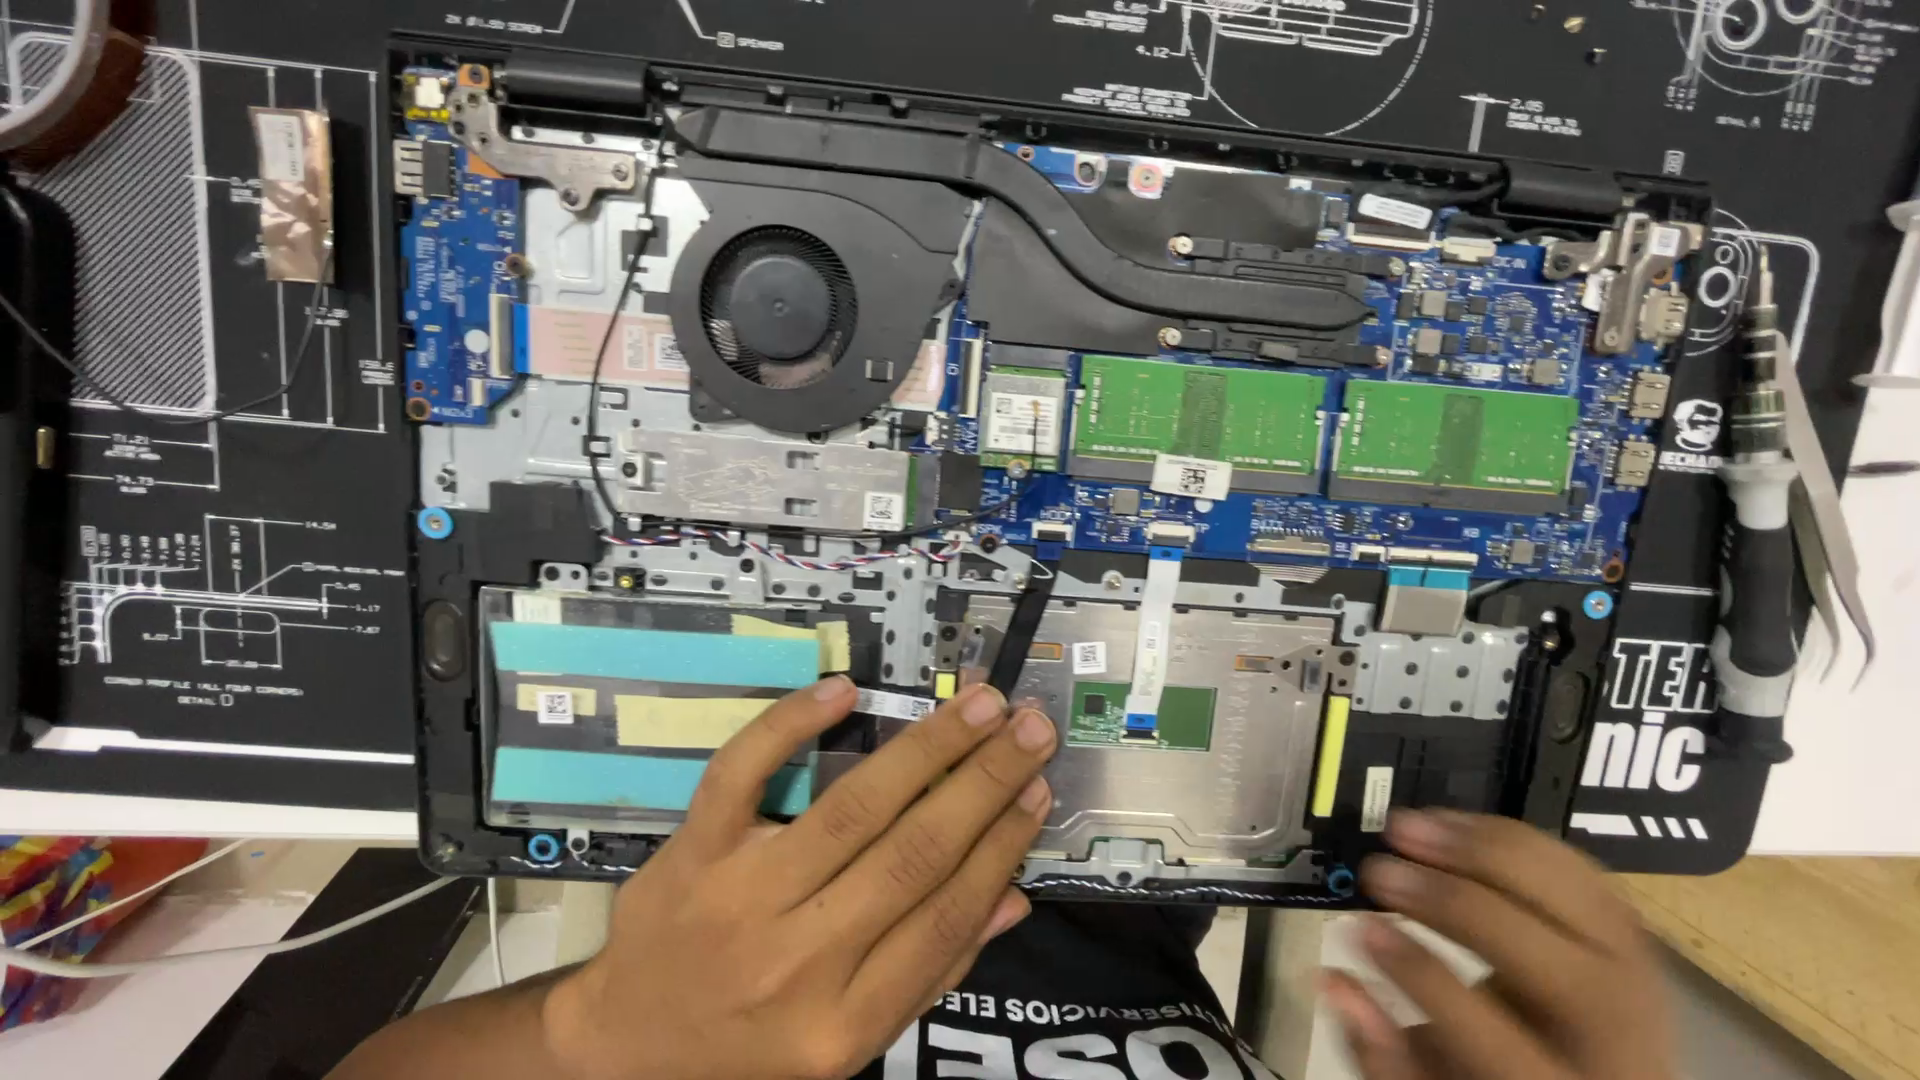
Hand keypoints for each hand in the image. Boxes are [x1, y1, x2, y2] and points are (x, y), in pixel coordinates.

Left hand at [540, 676, 1057, 1079]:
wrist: (628, 1047)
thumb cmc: (751, 1047)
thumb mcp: (848, 1043)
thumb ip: (931, 973)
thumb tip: (1012, 897)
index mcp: (845, 1022)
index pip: (946, 918)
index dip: (1000, 846)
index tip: (1038, 791)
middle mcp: (800, 961)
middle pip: (911, 855)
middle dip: (983, 782)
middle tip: (1030, 728)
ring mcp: (741, 897)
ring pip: (850, 809)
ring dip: (925, 750)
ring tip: (978, 705)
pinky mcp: (693, 852)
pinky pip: (743, 774)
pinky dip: (791, 724)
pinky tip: (844, 689)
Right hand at [1321, 811, 1675, 1079]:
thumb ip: (1382, 1057)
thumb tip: (1335, 981)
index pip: (1501, 1044)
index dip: (1424, 979)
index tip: (1361, 930)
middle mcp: (1624, 1049)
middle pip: (1561, 972)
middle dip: (1457, 906)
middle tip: (1380, 871)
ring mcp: (1643, 990)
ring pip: (1585, 910)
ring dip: (1486, 854)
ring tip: (1407, 827)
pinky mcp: (1632, 942)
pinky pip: (1588, 878)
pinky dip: (1517, 842)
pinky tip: (1454, 827)